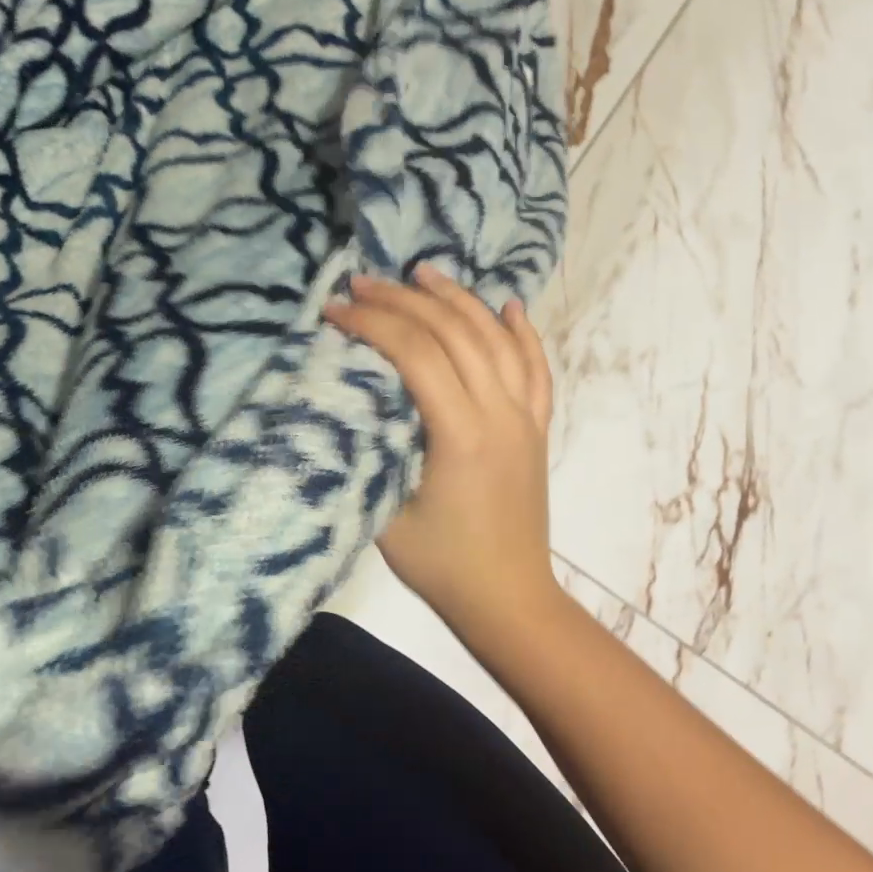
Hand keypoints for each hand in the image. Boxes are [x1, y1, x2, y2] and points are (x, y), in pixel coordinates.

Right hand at [325, 264, 560, 628]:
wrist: (508, 599)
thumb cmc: (441, 566)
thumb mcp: (384, 515)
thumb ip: (365, 456)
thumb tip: (341, 409)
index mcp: (460, 434)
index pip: (414, 353)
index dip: (371, 323)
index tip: (334, 311)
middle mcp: (500, 414)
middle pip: (453, 333)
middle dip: (403, 300)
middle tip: (362, 283)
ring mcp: (525, 419)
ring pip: (496, 338)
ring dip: (458, 299)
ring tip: (423, 272)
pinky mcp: (538, 429)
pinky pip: (536, 368)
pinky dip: (521, 332)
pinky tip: (507, 305)